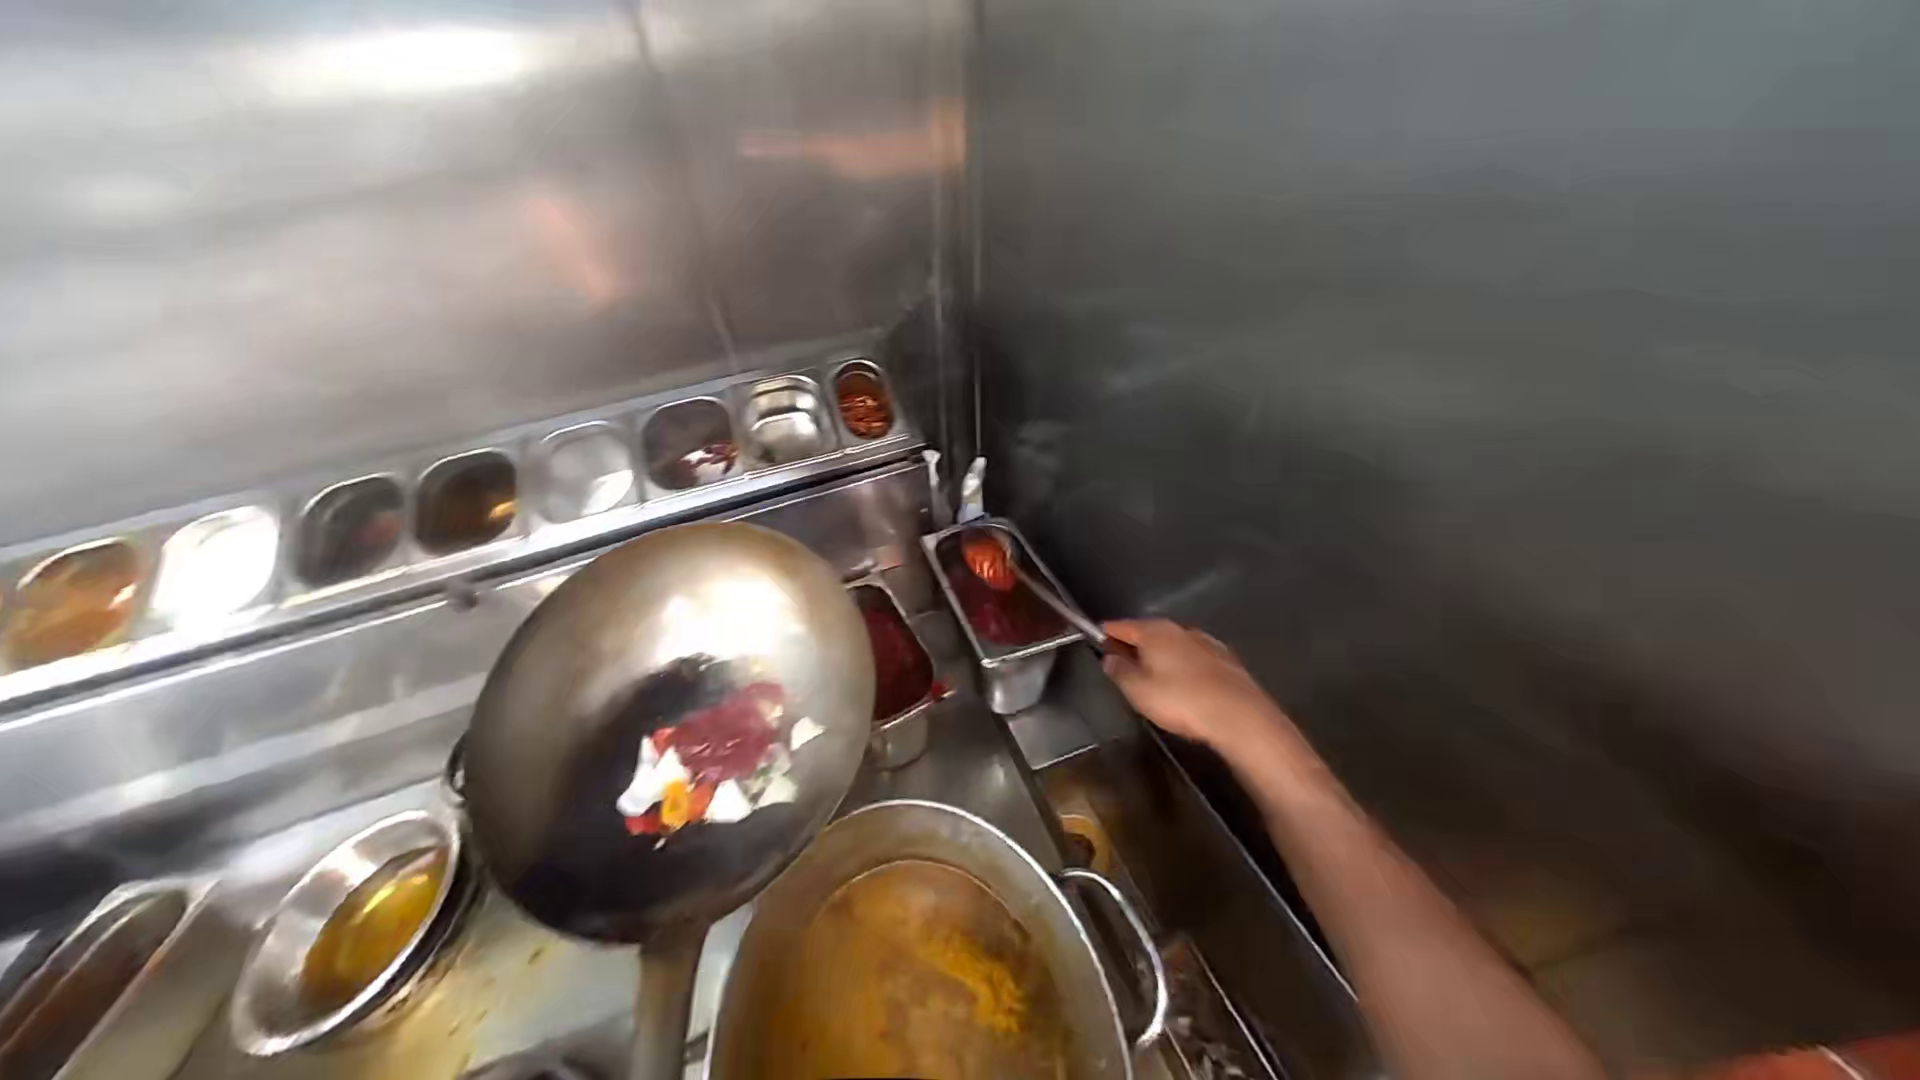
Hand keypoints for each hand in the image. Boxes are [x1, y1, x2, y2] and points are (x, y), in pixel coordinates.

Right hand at [1102, 619, 1303, 761]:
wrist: (1241, 717)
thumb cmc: (1182, 701)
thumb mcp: (1139, 691)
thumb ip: (1120, 671)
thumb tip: (1110, 657)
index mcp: (1154, 632)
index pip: (1121, 625)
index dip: (1106, 633)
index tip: (1097, 641)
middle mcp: (1180, 629)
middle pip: (1147, 632)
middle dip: (1133, 645)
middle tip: (1121, 664)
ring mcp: (1205, 642)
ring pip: (1172, 644)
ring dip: (1160, 656)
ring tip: (1151, 677)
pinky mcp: (1225, 660)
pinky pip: (1192, 657)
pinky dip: (1182, 665)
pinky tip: (1182, 684)